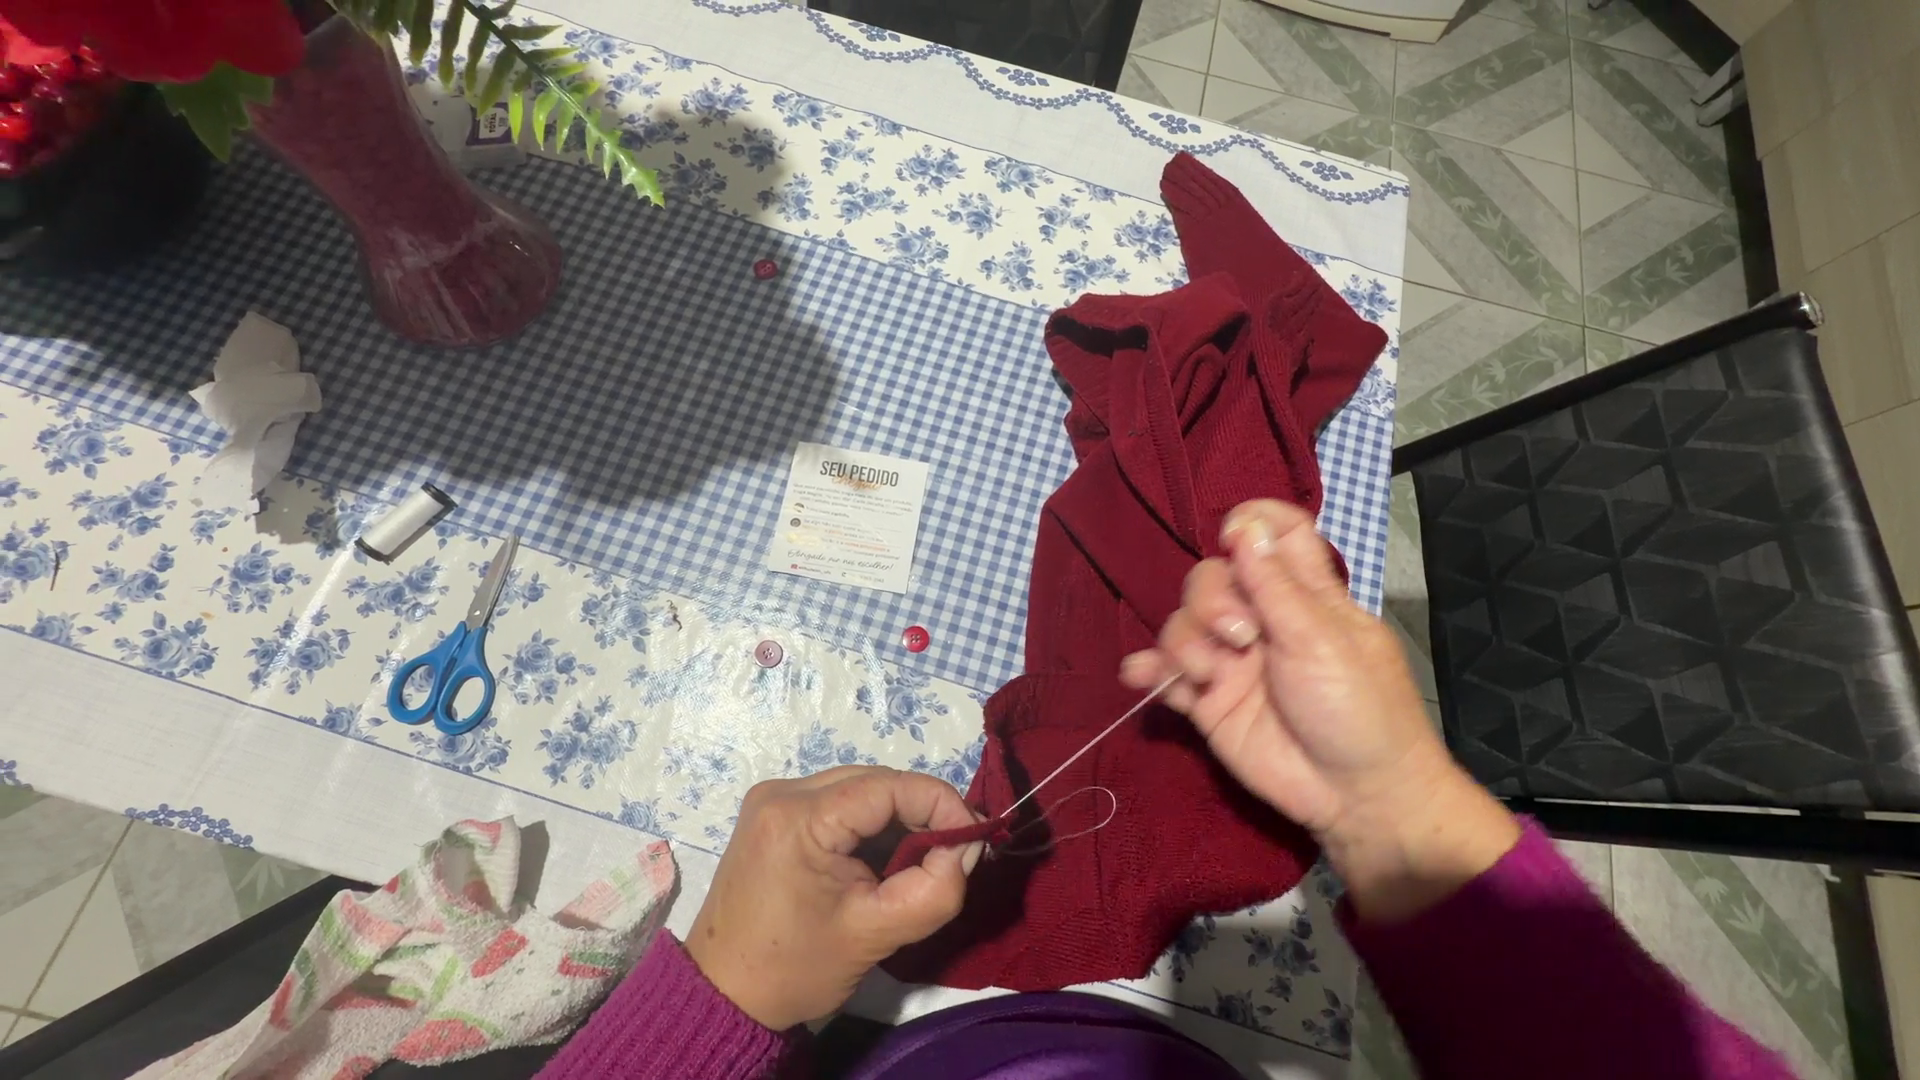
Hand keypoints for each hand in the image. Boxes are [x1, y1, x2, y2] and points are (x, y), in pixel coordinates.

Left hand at [686, 765, 984, 1029]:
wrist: (723, 994)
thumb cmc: (796, 968)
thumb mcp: (876, 934)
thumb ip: (934, 889)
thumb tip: (966, 848)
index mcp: (799, 817)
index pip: (889, 787)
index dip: (940, 803)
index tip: (973, 838)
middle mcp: (783, 791)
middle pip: (875, 782)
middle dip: (921, 811)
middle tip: (953, 851)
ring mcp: (774, 797)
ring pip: (860, 787)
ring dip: (897, 817)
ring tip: (921, 857)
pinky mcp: (773, 810)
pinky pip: (839, 799)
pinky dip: (870, 823)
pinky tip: (882, 856)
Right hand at [1120, 499, 1518, 921]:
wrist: (1354, 794)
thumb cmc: (1358, 708)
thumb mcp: (1321, 640)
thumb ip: (1275, 585)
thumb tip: (1246, 526)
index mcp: (1303, 596)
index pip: (1277, 536)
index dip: (1253, 524)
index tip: (1234, 537)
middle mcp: (1261, 620)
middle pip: (1212, 577)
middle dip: (1210, 600)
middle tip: (1238, 637)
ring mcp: (1231, 661)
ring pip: (1182, 623)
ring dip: (1184, 642)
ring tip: (1208, 675)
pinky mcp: (1207, 700)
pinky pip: (1165, 674)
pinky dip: (1148, 670)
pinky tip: (1140, 675)